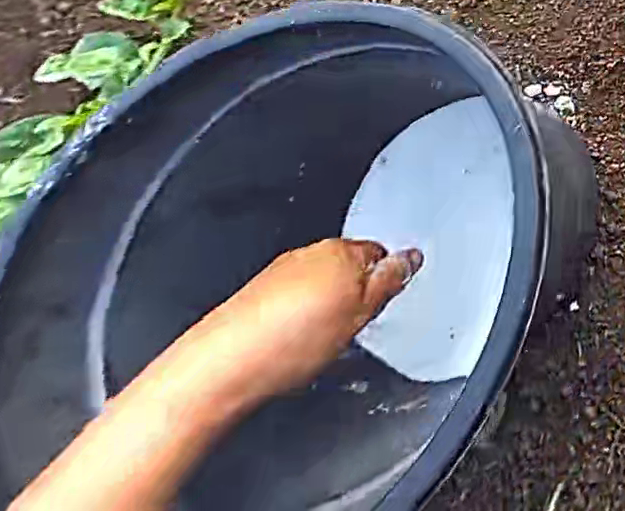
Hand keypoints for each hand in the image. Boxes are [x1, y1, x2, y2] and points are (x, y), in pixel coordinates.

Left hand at [139, 239, 421, 413]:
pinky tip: (286, 347)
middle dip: (352, 296)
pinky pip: (287, 303)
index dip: (383, 284)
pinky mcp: (250, 298)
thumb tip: (412, 257)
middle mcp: (308, 254)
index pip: (383, 255)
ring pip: (318, 287)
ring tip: (312, 343)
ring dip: (321, 310)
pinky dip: (291, 321)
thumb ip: (392, 279)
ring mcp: (275, 275)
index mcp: (342, 249)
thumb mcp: (362, 313)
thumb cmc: (286, 344)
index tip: (374, 308)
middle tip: (347, 327)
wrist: (211, 375)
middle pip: (350, 269)